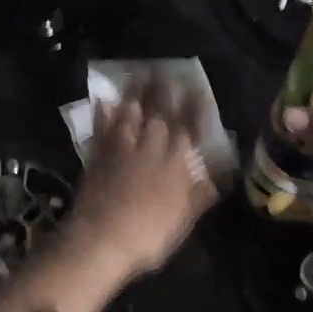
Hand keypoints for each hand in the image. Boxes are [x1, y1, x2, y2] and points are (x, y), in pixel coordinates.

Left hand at [67, 81, 219, 276]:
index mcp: (175, 164)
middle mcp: (149, 149)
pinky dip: (102, 113)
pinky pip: (101, 129)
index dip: (193, 107)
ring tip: (138, 77)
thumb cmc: (149, 235)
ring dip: (134, 95)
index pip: (188, 128)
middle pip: (158, 113)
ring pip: (129, 115)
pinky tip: (103, 101)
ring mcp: (120, 150)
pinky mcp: (96, 157)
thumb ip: (200, 197)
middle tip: (164, 71)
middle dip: (163, 92)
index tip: (196, 88)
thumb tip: (216, 180)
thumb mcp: (184, 220)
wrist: (101, 240)